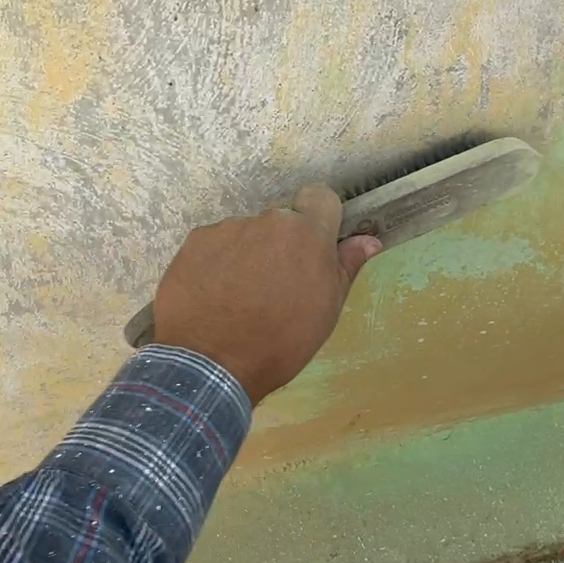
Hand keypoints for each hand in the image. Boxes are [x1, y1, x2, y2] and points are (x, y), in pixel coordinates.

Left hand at [151, 185, 381, 403]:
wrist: (211, 364)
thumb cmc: (281, 342)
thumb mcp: (326, 311)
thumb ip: (345, 267)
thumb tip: (368, 240)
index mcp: (307, 233)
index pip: (320, 197)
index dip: (318, 218)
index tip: (312, 246)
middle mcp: (269, 220)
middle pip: (281, 223)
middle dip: (280, 246)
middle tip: (273, 287)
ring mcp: (228, 228)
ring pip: (246, 234)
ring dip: (247, 255)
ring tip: (237, 297)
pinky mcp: (195, 241)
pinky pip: (215, 245)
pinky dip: (216, 264)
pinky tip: (212, 296)